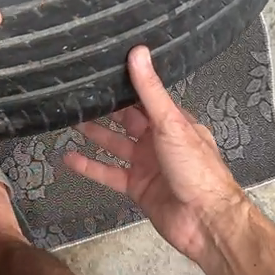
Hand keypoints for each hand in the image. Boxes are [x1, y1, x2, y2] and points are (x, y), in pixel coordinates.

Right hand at [63, 46, 249, 269]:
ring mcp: (146, 164)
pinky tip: (69, 158)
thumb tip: (138, 51)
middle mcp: (158, 140)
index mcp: (171, 122)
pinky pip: (108, 173)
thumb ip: (150, 90)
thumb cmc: (196, 168)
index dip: (124, 83)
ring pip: (114, 144)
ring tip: (68, 118)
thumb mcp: (171, 123)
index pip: (143, 97)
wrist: (206, 222)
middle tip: (78, 91)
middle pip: (125, 119)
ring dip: (93, 133)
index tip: (100, 69)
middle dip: (104, 107)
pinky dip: (89, 166)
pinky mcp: (136, 187)